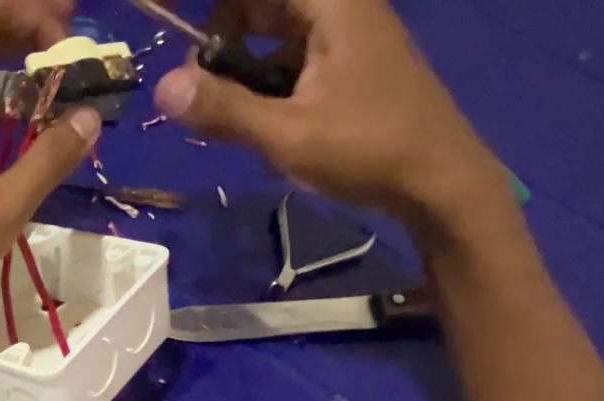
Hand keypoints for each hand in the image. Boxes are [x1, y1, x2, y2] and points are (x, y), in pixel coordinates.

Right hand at [152, 0, 512, 233]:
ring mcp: (350, 37)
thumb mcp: (288, 136)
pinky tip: (263, 127)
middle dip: (223, 36)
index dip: (214, 7)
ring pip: (279, 33)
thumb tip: (162, 89)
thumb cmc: (369, 149)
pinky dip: (270, 83)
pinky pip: (297, 59)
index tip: (169, 14)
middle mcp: (342, 7)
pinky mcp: (353, 67)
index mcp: (331, 3)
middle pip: (265, 4)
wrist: (441, 180)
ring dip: (245, 66)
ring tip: (224, 112)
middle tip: (194, 80)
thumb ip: (226, 110)